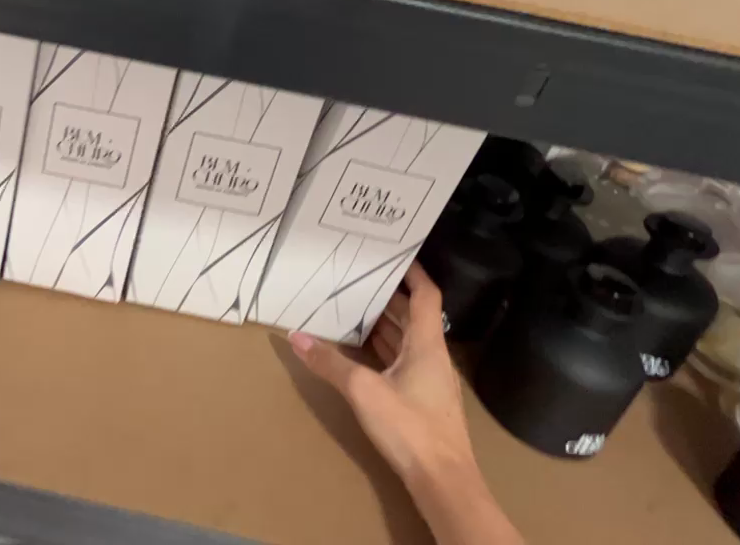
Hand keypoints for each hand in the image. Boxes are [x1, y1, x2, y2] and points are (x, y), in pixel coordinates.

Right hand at [288, 264, 475, 476]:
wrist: (445, 484)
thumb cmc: (410, 428)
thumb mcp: (363, 390)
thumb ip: (329, 362)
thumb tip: (295, 336)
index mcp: (427, 346)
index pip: (426, 296)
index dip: (414, 273)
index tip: (395, 254)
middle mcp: (432, 358)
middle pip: (413, 316)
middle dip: (388, 296)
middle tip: (358, 277)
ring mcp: (430, 382)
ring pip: (407, 340)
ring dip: (385, 323)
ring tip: (353, 306)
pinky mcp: (423, 402)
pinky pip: (403, 361)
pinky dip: (384, 348)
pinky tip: (362, 351)